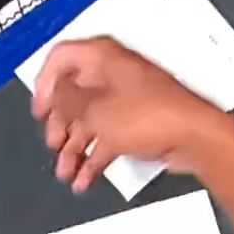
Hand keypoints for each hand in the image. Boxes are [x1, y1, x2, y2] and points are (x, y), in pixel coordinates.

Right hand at [30, 37, 233, 191]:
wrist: (194, 136)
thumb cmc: (157, 114)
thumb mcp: (95, 111)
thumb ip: (67, 105)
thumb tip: (52, 102)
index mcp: (101, 57)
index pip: (60, 60)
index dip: (44, 85)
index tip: (39, 109)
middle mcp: (115, 75)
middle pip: (75, 97)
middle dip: (60, 125)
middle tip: (53, 143)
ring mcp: (128, 101)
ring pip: (92, 123)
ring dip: (76, 148)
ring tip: (66, 170)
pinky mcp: (140, 125)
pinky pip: (109, 139)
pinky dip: (96, 157)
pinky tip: (87, 176)